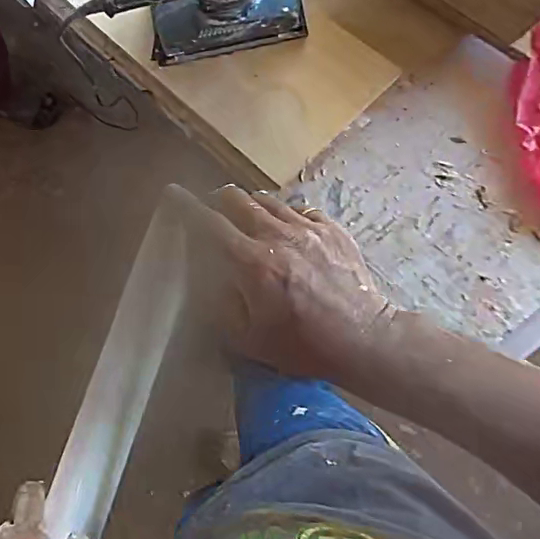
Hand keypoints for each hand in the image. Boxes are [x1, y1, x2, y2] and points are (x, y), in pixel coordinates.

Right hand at [187, 186, 405, 382]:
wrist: (368, 343)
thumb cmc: (302, 345)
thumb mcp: (245, 337)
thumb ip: (217, 302)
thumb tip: (204, 274)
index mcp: (249, 262)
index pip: (207, 222)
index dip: (185, 205)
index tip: (172, 193)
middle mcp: (276, 237)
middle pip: (235, 198)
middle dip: (217, 201)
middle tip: (213, 213)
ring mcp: (307, 230)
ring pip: (266, 200)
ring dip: (250, 206)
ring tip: (247, 221)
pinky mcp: (332, 231)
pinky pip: (299, 209)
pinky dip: (285, 215)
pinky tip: (285, 231)